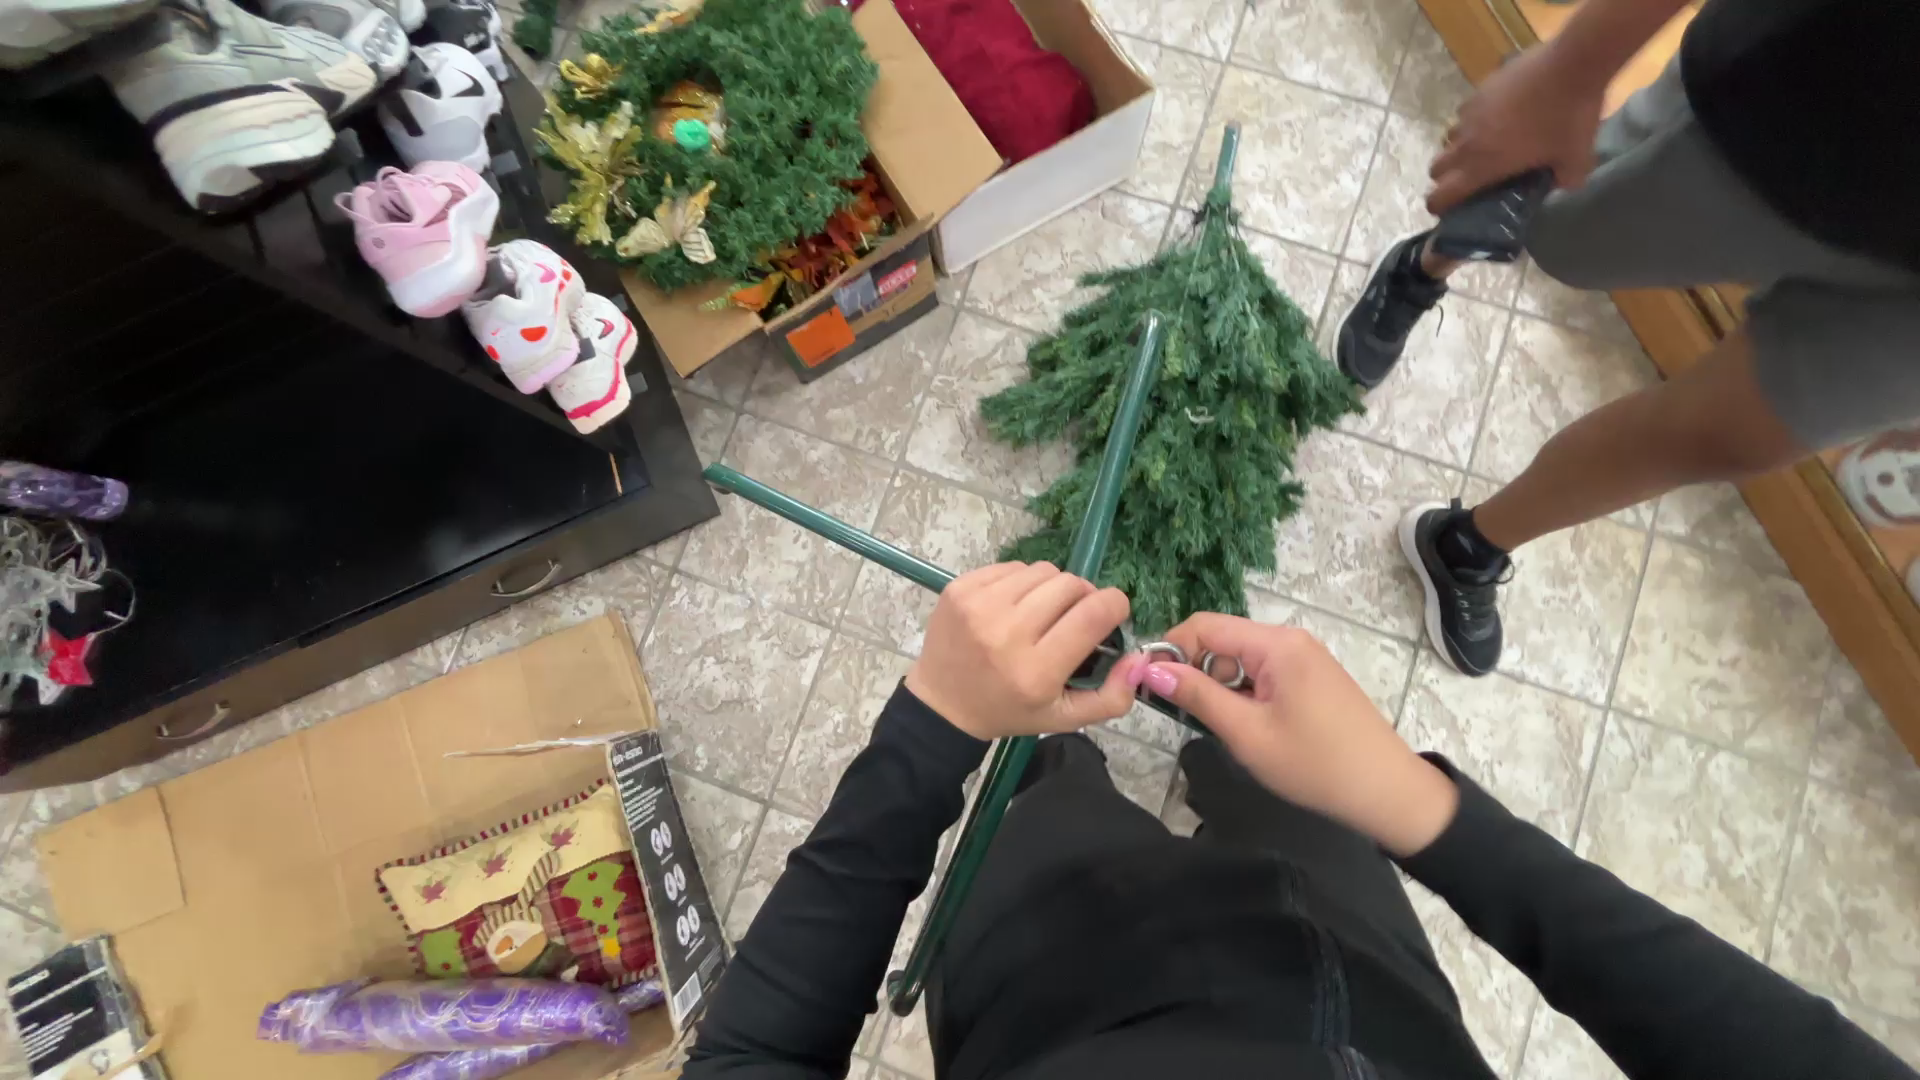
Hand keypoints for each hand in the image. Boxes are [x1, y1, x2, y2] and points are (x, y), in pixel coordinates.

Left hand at [905, 562, 1143, 741]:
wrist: (942, 704)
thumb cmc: (1009, 710)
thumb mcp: (1065, 718)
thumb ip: (1113, 696)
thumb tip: (1140, 658)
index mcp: (1036, 671)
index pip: (1092, 615)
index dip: (1115, 604)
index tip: (1114, 610)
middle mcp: (1006, 633)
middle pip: (1070, 584)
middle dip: (1083, 595)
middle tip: (1075, 615)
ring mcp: (978, 606)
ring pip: (1042, 570)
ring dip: (1052, 587)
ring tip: (1042, 611)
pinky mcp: (959, 589)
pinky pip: (1011, 566)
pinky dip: (1021, 582)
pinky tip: (1014, 605)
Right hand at [1142, 614, 1457, 856]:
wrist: (1390, 796)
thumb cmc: (1315, 764)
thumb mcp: (1246, 733)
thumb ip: (1196, 695)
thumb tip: (1149, 669)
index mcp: (1275, 644)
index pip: (1203, 626)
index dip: (1170, 650)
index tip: (1150, 685)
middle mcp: (1289, 639)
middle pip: (1221, 639)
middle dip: (1196, 671)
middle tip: (1188, 714)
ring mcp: (1303, 657)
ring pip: (1239, 658)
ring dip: (1220, 686)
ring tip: (1226, 727)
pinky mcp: (1311, 676)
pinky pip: (1261, 671)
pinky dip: (1244, 693)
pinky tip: (1251, 725)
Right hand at [1426, 42, 1607, 215]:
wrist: (1574, 60)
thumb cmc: (1570, 114)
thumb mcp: (1577, 153)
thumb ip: (1568, 177)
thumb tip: (1564, 185)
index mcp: (1480, 168)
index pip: (1438, 197)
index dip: (1439, 206)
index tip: (1450, 208)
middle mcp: (1465, 145)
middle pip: (1436, 168)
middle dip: (1446, 175)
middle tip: (1470, 173)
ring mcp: (1468, 117)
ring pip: (1449, 140)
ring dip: (1460, 146)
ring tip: (1485, 141)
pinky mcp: (1478, 92)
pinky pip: (1465, 113)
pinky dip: (1475, 119)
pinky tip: (1497, 112)